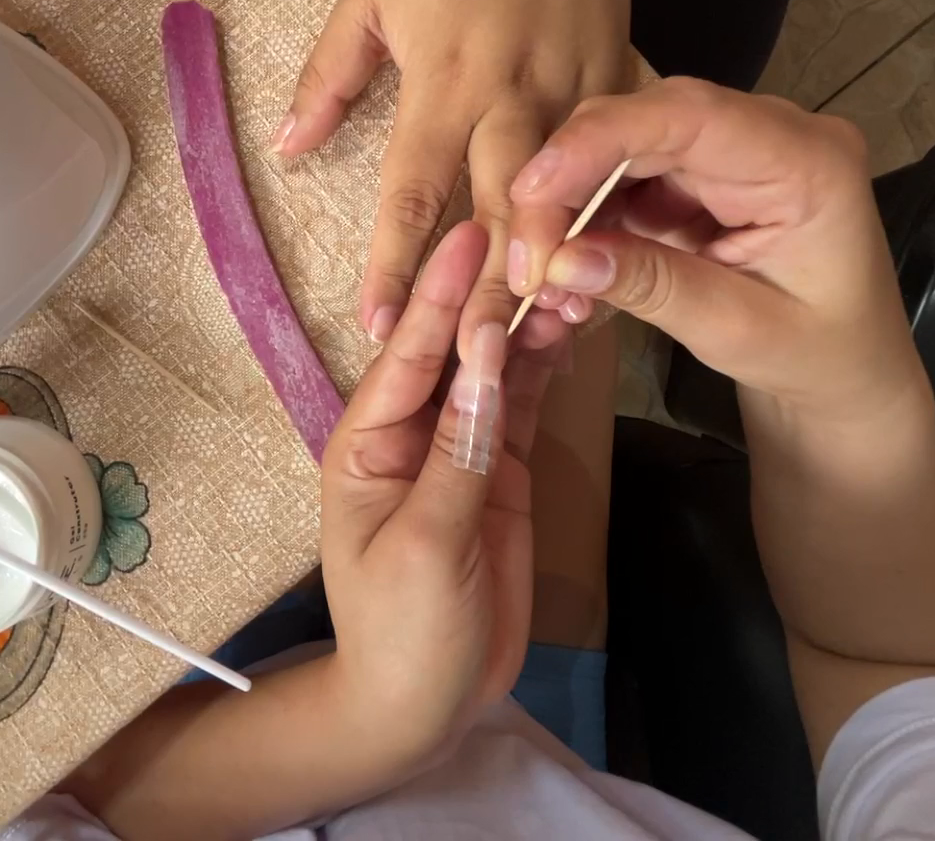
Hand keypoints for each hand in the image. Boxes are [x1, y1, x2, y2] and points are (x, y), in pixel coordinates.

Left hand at [275, 0, 637, 345]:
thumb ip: (329, 78)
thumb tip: (289, 145)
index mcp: (445, 84)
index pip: (413, 192)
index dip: (392, 263)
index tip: (376, 325)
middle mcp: (512, 101)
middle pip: (501, 210)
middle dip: (490, 288)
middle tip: (477, 360)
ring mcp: (576, 96)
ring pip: (568, 197)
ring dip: (555, 267)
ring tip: (543, 334)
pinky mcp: (621, 88)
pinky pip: (621, 162)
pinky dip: (613, 215)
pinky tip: (608, 268)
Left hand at [319, 221, 568, 765]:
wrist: (423, 699)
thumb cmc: (401, 627)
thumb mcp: (425, 543)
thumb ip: (459, 452)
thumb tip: (488, 361)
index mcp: (368, 440)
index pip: (407, 357)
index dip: (441, 297)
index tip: (471, 236)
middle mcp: (410, 429)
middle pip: (452, 352)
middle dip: (486, 298)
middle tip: (532, 235)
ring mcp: (458, 445)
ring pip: (493, 372)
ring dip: (524, 327)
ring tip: (566, 275)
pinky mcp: (497, 467)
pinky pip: (519, 407)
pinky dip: (541, 369)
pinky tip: (566, 328)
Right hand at [508, 78, 924, 421]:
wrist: (840, 372)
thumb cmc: (815, 356)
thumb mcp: (737, 331)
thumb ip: (653, 287)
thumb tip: (559, 262)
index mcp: (803, 160)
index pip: (688, 117)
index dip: (598, 141)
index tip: (530, 191)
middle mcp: (762, 137)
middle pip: (639, 124)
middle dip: (565, 181)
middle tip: (523, 255)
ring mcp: (722, 155)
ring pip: (616, 149)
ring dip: (563, 205)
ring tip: (537, 272)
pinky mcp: (690, 179)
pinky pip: (616, 181)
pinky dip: (578, 221)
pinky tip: (562, 266)